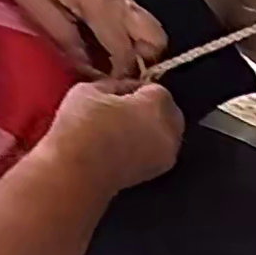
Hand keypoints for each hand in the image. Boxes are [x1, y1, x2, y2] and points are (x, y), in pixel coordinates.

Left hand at [0, 0, 166, 76]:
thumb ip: (68, 42)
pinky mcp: (126, 2)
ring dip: (148, 53)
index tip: (110, 84)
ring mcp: (126, 1)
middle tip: (125, 71)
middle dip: (146, 62)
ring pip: (158, 36)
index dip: (120, 74)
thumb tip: (91, 70)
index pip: (125, 51)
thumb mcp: (38, 11)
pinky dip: (144, 43)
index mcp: (98, 5)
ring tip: (127, 61)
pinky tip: (125, 48)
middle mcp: (120, 3)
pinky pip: (149, 28)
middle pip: (155, 42)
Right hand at [44, 80, 183, 191]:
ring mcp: (169, 152)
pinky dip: (152, 143)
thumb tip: (124, 88)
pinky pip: (163, 149)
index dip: (141, 87)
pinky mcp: (162, 169)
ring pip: (170, 132)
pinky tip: (129, 142)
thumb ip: (114, 85)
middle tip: (128, 106)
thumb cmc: (83, 126)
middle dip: (154, 106)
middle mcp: (169, 131)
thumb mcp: (89, 90)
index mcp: (155, 108)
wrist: (83, 168)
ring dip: (155, 126)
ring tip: (127, 125)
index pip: (160, 91)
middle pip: (172, 112)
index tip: (124, 89)